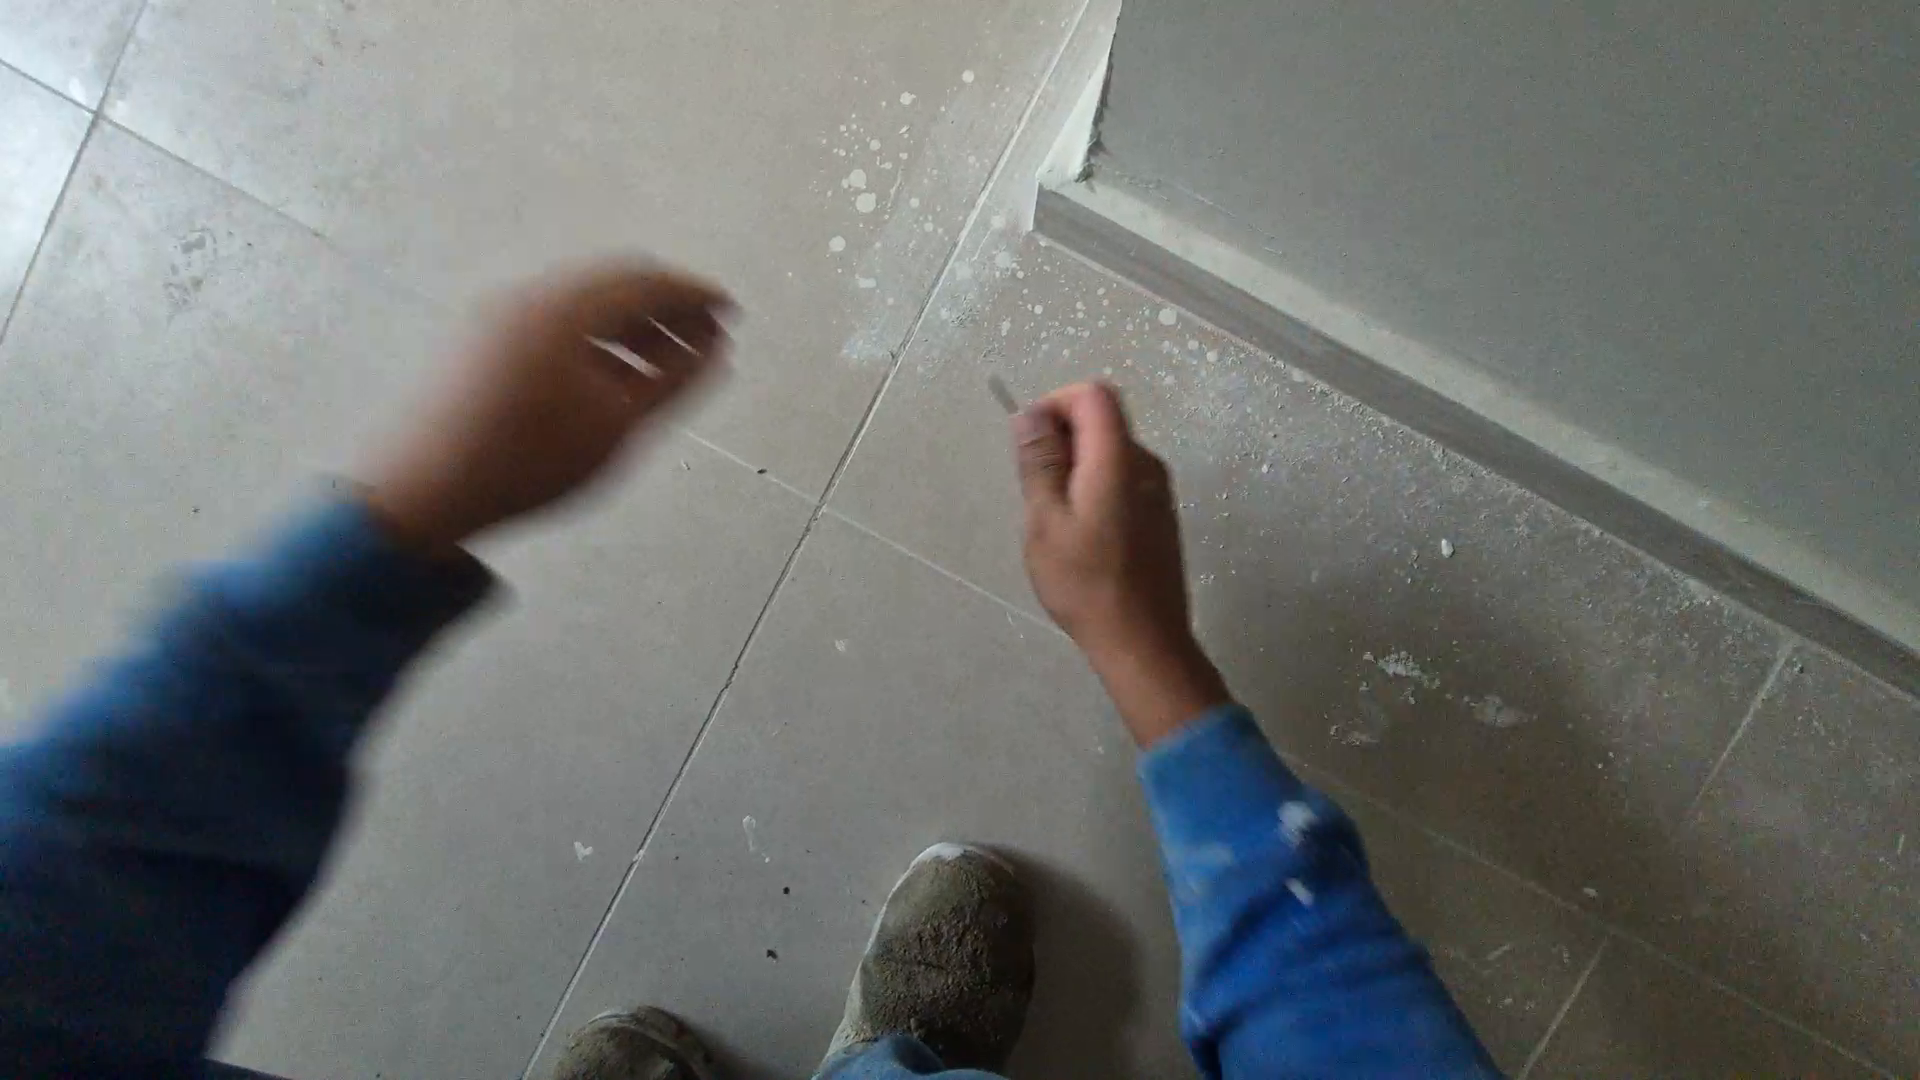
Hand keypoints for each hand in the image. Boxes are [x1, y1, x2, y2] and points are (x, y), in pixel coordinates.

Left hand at [365, 263, 731, 549]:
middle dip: (667, 307)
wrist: (424, 491)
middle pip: (615, 283)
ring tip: (669, 360)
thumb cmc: (534, 460)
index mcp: (563, 310)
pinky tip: (618, 371)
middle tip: (706, 339)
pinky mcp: (485, 336)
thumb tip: (717, 346)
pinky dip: (600, 335)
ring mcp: (500, 313)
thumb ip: (676, 380)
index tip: (732, 312)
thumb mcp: (619, 424)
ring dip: (635, 322)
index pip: (646, 282)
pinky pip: (559, 319)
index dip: (695, 294)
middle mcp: (529, 296)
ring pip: (586, 301)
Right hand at [1013, 381, 1228, 745]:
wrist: (1142, 640)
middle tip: (1037, 491)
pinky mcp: (1160, 515)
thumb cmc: (1085, 582)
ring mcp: (1159, 491)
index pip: (1093, 394)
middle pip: (1102, 421)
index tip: (1030, 444)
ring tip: (1055, 520)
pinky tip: (1082, 536)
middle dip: (1061, 440)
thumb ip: (1040, 461)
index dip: (1055, 404)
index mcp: (1118, 458)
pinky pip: (1122, 480)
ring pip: (1110, 453)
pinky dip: (1094, 489)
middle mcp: (1146, 464)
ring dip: (1075, 468)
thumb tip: (1030, 413)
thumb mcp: (1046, 520)